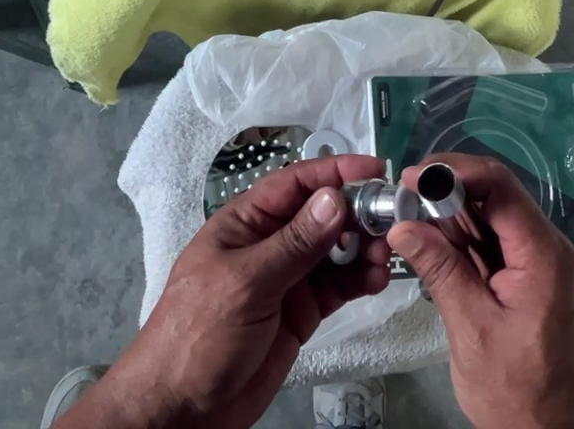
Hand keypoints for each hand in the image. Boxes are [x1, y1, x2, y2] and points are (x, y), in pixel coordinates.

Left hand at [63, 154, 392, 428]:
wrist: (181, 411)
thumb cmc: (200, 332)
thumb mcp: (246, 281)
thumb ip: (294, 243)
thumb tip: (334, 198)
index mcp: (247, 222)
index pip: (296, 183)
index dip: (334, 171)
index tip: (375, 169)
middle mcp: (271, 243)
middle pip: (321, 214)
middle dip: (357, 211)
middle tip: (392, 218)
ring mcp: (288, 278)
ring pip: (335, 249)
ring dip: (363, 247)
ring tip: (387, 255)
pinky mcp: (302, 311)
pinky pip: (337, 285)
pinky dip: (360, 279)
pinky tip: (377, 279)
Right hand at [389, 154, 573, 428]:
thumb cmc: (518, 391)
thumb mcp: (472, 328)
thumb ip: (440, 270)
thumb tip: (402, 226)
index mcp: (543, 254)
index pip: (500, 187)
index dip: (454, 172)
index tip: (412, 177)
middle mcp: (547, 247)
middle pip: (495, 195)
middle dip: (447, 190)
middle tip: (404, 199)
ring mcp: (540, 261)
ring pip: (491, 215)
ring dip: (450, 214)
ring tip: (411, 219)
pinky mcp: (529, 276)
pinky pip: (493, 240)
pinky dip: (462, 238)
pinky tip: (434, 243)